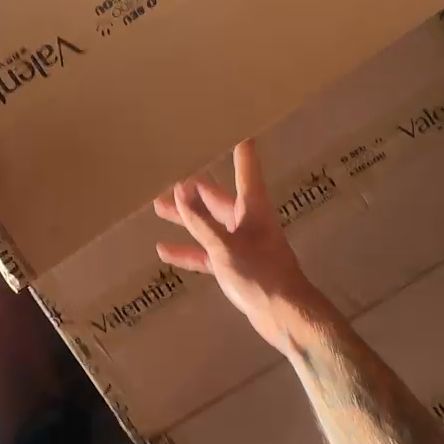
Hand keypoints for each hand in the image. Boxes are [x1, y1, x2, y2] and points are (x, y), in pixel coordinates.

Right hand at [153, 140, 320, 352]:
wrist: (285, 315)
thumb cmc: (261, 274)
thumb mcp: (224, 246)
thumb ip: (200, 220)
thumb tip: (179, 190)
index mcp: (252, 209)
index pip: (246, 170)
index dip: (241, 150)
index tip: (239, 128)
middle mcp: (247, 222)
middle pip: (219, 198)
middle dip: (195, 190)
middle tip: (172, 177)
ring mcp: (241, 245)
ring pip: (208, 225)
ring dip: (186, 218)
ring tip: (159, 208)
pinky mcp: (234, 266)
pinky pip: (206, 253)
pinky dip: (188, 250)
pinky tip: (165, 250)